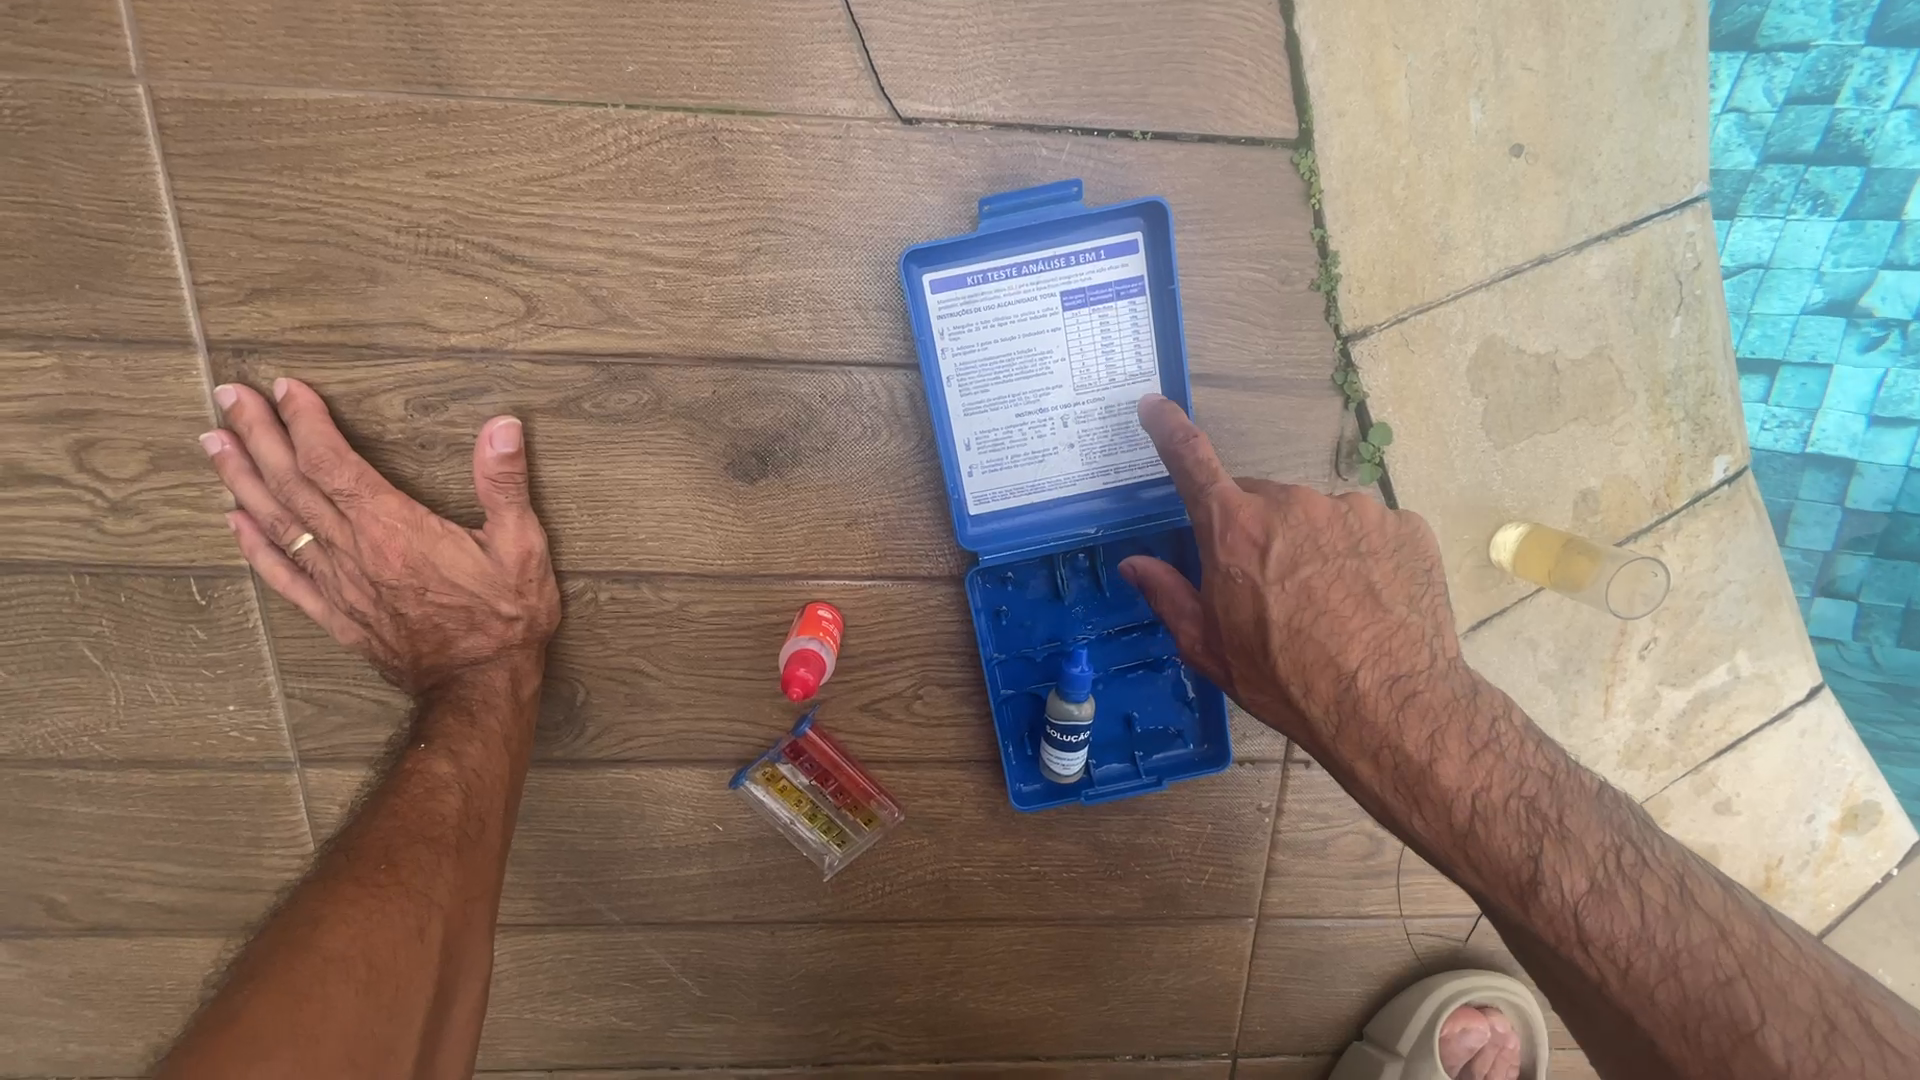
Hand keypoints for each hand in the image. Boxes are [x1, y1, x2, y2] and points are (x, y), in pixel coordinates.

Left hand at [199, 378, 560, 697]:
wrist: (480, 682)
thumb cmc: (507, 614)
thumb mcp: (523, 545)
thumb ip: (505, 485)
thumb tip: (503, 426)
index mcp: (395, 528)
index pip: (335, 464)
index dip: (306, 423)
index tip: (286, 389)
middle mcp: (354, 551)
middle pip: (294, 486)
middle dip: (260, 436)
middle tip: (230, 396)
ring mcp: (339, 584)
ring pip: (278, 523)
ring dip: (243, 479)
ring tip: (213, 442)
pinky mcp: (337, 614)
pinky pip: (283, 575)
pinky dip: (253, 545)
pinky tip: (233, 521)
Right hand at [1117, 395, 1472, 769]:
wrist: (1391, 709)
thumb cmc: (1285, 682)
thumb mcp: (1210, 648)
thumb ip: (1169, 596)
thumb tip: (1135, 563)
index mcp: (1234, 532)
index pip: (1192, 462)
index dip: (1168, 429)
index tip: (1154, 405)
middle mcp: (1292, 504)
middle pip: (1257, 500)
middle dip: (1251, 532)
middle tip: (1267, 589)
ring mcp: (1353, 510)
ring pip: (1313, 515)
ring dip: (1307, 543)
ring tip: (1325, 601)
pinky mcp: (1403, 525)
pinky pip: (1364, 528)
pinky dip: (1356, 553)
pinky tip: (1365, 597)